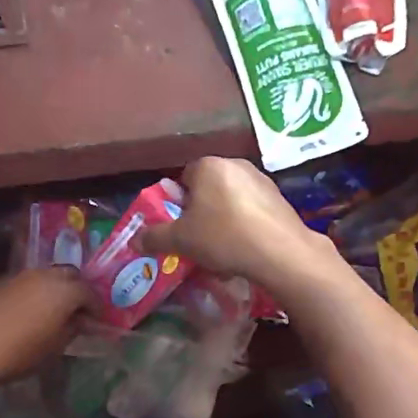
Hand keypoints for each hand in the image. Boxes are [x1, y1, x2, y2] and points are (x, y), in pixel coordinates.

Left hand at [0, 267, 89, 403]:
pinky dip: (38, 292)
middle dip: (79, 291)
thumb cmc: (19, 352)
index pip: (91, 292)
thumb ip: (75, 328)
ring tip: (57, 311)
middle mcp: (44, 275)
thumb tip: (83, 321)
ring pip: (48, 276)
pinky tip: (33, 311)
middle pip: (70, 275)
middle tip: (80, 312)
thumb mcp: (57, 345)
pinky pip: (29, 282)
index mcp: (64, 290)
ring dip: (57, 289)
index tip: (98, 322)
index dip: (98, 307)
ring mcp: (20, 276)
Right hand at [139, 157, 342, 295]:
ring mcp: (263, 181)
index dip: (180, 205)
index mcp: (209, 165)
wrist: (280, 252)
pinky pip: (256, 212)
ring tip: (227, 252)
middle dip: (205, 214)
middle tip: (203, 242)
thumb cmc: (224, 237)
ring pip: (234, 202)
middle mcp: (237, 164)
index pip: (184, 179)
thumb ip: (155, 237)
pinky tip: (249, 251)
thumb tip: (135, 240)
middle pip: (211, 190)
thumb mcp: (181, 240)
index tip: (183, 228)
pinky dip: (249, 227)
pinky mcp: (282, 200)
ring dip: (227, 222)